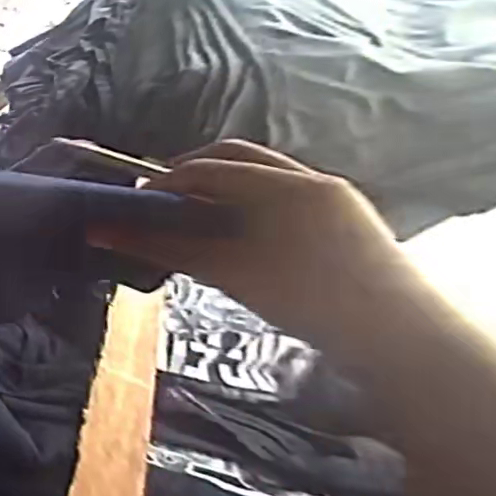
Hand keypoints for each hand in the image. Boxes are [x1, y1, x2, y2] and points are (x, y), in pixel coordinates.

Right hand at [87, 140, 422, 341]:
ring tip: (189, 220)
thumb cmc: (303, 297)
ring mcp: (332, 197)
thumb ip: (155, 247)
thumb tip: (96, 232)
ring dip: (216, 188)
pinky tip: (229, 232)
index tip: (131, 206)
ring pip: (256, 173)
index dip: (159, 182)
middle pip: (232, 157)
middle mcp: (311, 180)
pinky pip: (278, 192)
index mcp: (284, 186)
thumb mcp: (221, 270)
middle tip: (156, 203)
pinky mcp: (341, 216)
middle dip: (187, 173)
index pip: (203, 167)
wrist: (400, 339)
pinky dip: (243, 201)